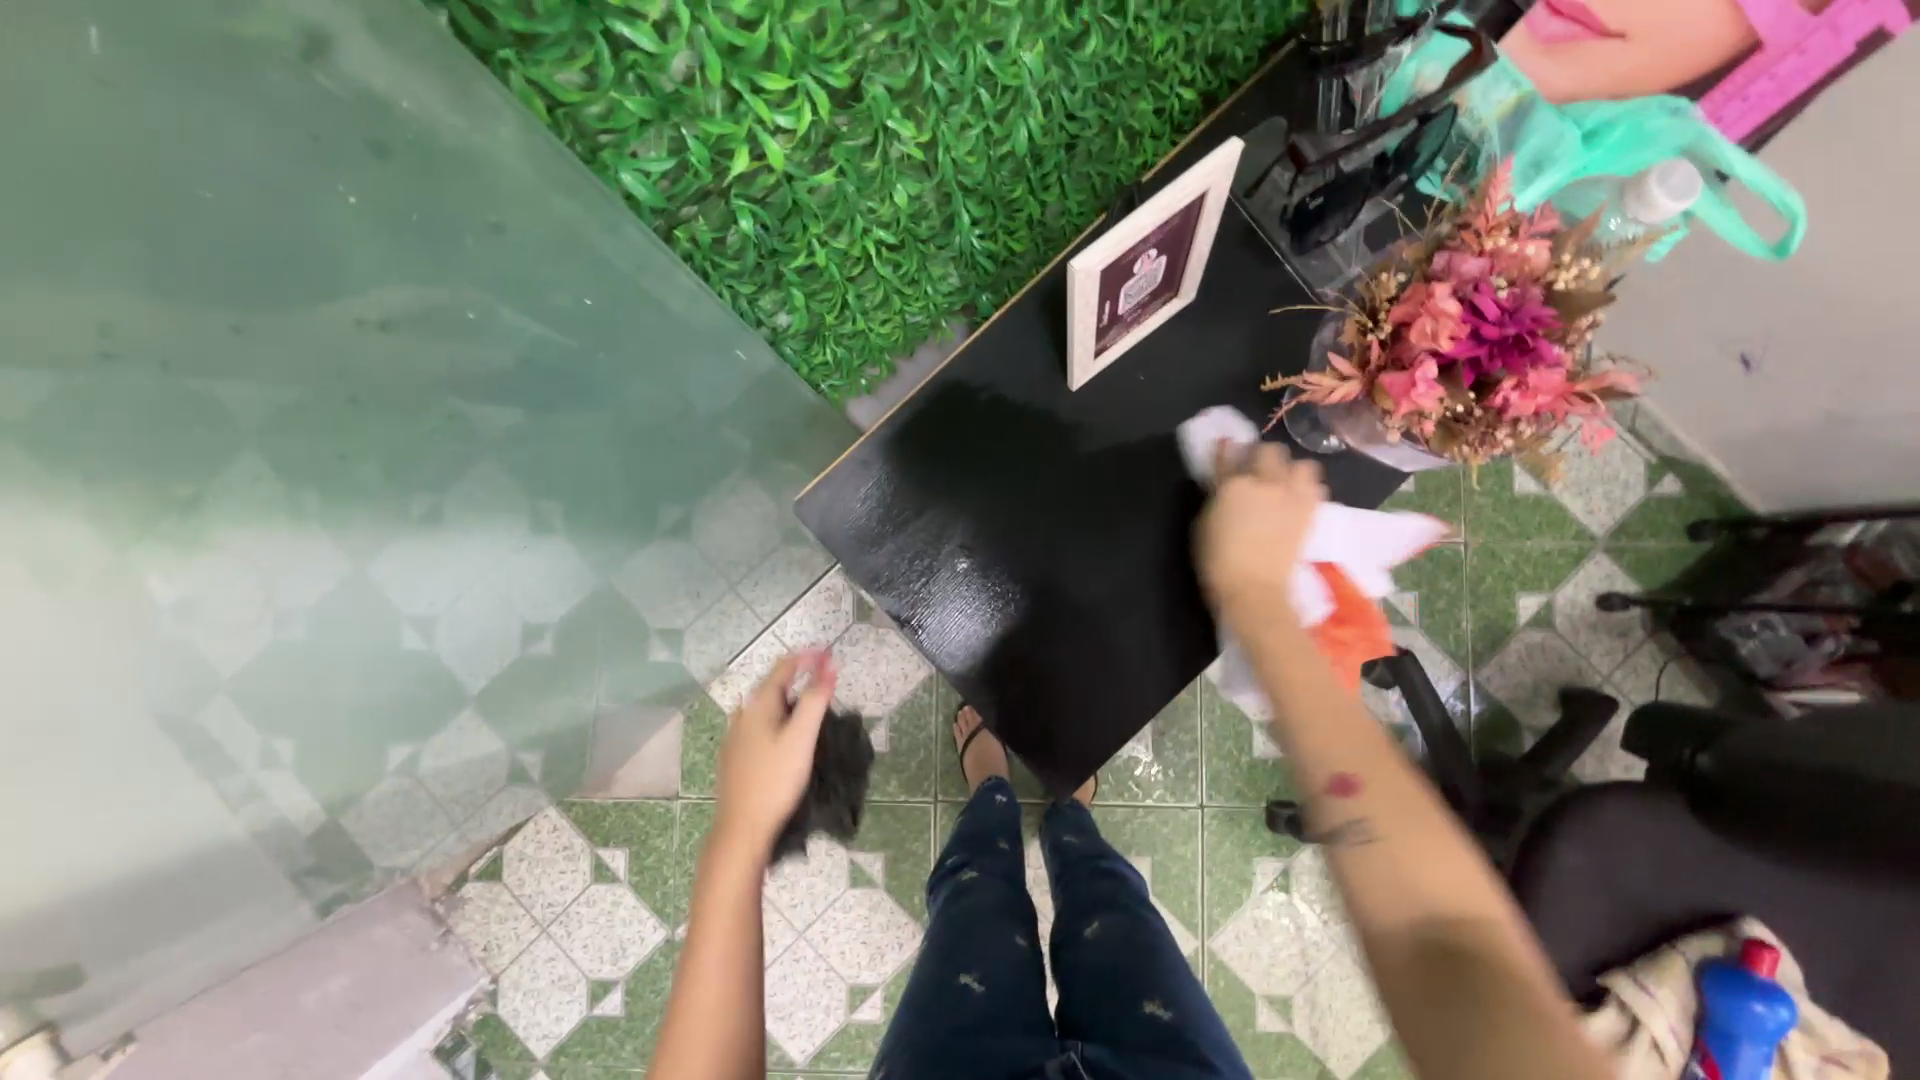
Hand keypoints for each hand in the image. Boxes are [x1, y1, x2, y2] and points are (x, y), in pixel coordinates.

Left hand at [712, 650, 836, 857]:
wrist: (741, 828)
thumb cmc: (775, 780)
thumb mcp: (802, 737)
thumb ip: (816, 699)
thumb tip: (829, 665)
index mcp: (758, 704)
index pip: (785, 666)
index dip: (809, 657)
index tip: (830, 655)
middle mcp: (742, 713)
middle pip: (773, 686)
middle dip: (799, 679)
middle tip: (826, 685)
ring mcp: (734, 735)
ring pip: (765, 708)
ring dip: (788, 703)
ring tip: (810, 713)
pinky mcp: (733, 756)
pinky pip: (758, 727)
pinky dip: (777, 722)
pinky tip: (785, 740)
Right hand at [1195, 441, 1325, 614]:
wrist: (1254, 588)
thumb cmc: (1217, 561)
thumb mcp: (1203, 525)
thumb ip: (1215, 498)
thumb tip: (1224, 487)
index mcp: (1231, 485)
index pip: (1227, 456)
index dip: (1225, 449)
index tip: (1226, 446)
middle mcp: (1265, 482)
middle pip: (1269, 450)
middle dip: (1261, 456)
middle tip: (1255, 470)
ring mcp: (1292, 495)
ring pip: (1301, 463)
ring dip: (1291, 470)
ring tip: (1283, 483)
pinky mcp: (1310, 511)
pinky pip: (1317, 485)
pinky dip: (1308, 487)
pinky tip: (1297, 498)